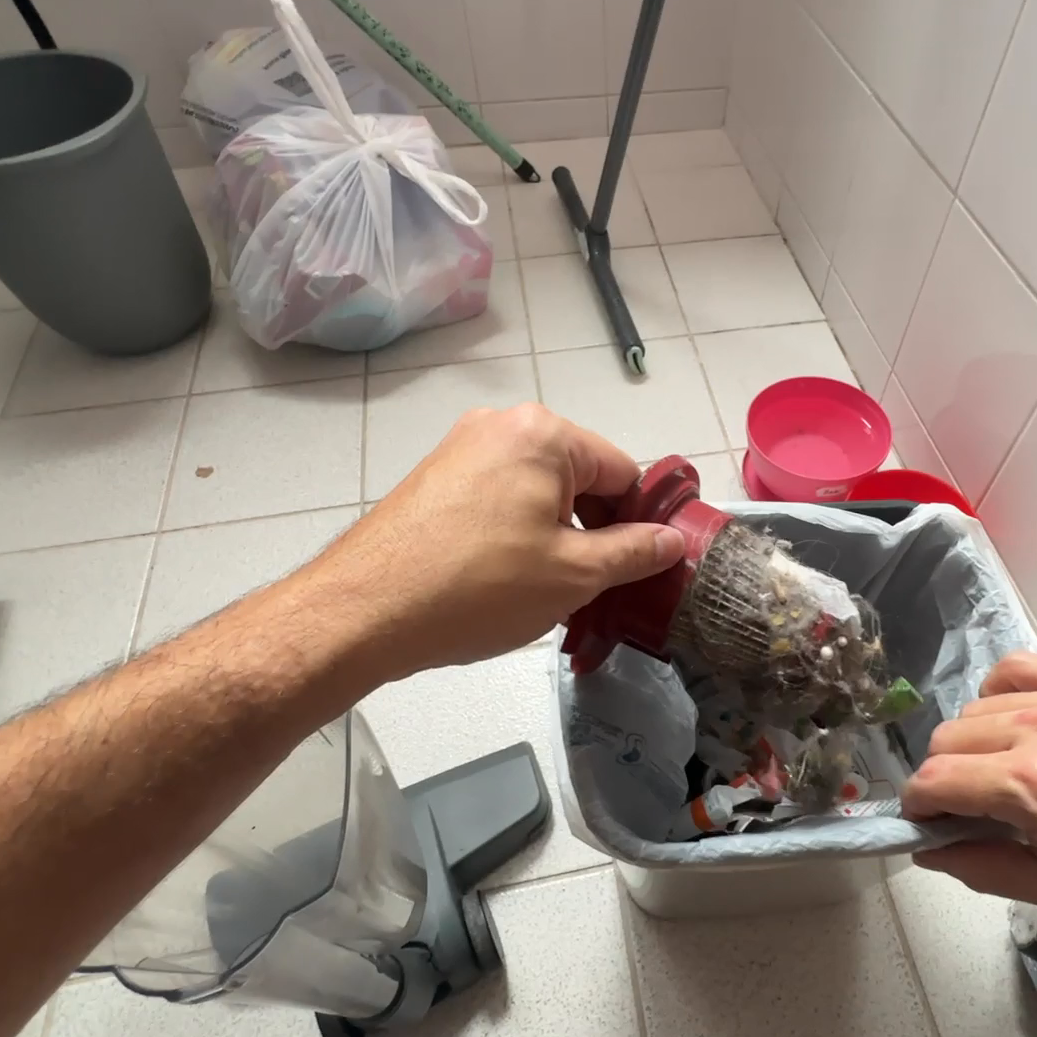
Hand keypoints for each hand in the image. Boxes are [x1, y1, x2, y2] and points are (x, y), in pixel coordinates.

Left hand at [312, 404, 684, 678]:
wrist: (364, 612)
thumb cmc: (479, 587)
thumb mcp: (573, 574)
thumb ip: (634, 552)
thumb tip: (672, 541)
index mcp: (543, 433)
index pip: (622, 472)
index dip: (640, 522)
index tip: (641, 567)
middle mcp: (501, 425)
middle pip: (579, 477)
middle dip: (595, 530)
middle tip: (594, 587)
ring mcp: (461, 448)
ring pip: (538, 491)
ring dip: (557, 536)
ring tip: (548, 590)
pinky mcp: (435, 478)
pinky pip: (500, 499)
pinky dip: (517, 533)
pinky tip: (507, 579)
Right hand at [903, 651, 1036, 941]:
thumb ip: (985, 867)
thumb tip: (928, 851)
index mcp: (1036, 788)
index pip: (938, 778)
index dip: (919, 803)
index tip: (924, 820)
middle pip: (949, 737)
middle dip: (943, 774)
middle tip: (967, 806)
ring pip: (977, 705)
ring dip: (972, 740)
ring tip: (1001, 770)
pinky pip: (1019, 668)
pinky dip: (1001, 692)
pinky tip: (1018, 722)